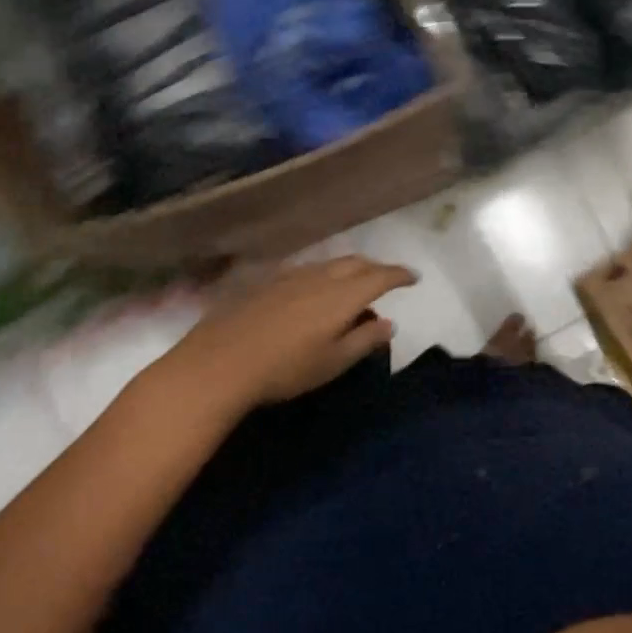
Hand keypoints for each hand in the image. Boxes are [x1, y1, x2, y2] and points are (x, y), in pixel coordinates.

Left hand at [144, 257, 415, 414]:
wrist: (217, 366)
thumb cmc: (285, 369)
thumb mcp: (334, 362)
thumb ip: (365, 340)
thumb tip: (388, 323)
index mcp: (343, 295)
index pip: (381, 276)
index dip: (400, 275)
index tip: (414, 277)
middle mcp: (319, 277)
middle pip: (355, 263)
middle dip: (376, 268)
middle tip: (386, 279)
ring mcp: (288, 277)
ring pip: (328, 264)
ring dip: (347, 271)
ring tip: (351, 286)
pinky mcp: (263, 284)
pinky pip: (305, 271)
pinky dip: (321, 276)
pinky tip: (312, 292)